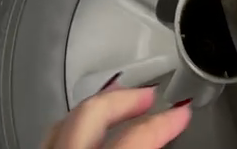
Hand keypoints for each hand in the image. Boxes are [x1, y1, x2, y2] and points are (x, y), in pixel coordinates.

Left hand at [42, 84, 190, 148]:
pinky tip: (87, 127)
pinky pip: (53, 135)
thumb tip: (162, 139)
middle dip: (125, 97)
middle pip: (93, 111)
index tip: (182, 112)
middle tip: (150, 96)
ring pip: (67, 117)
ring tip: (121, 101)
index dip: (164, 122)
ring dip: (98, 105)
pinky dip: (74, 123)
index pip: (135, 137)